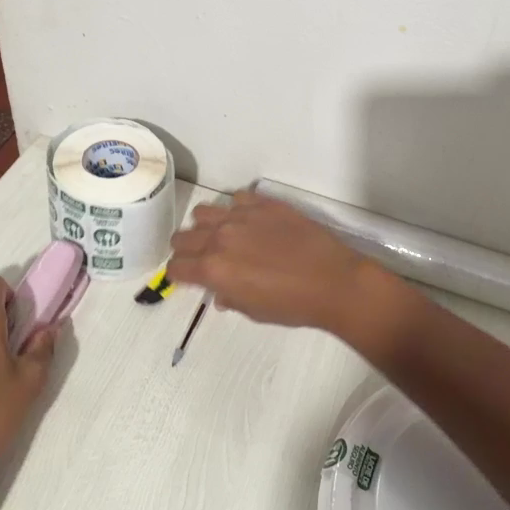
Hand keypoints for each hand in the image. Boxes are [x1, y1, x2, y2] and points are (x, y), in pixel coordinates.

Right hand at [167, 191, 396, 336]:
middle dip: (186, 250)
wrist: (333, 281)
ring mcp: (241, 216)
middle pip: (182, 237)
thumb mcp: (254, 311)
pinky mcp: (263, 203)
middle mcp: (220, 238)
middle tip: (201, 259)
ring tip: (223, 236)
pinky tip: (250, 222)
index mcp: (213, 270)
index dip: (178, 275)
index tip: (186, 278)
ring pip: (203, 213)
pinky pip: (236, 198)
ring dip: (206, 226)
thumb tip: (220, 293)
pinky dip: (236, 209)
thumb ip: (229, 298)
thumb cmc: (293, 306)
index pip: (176, 267)